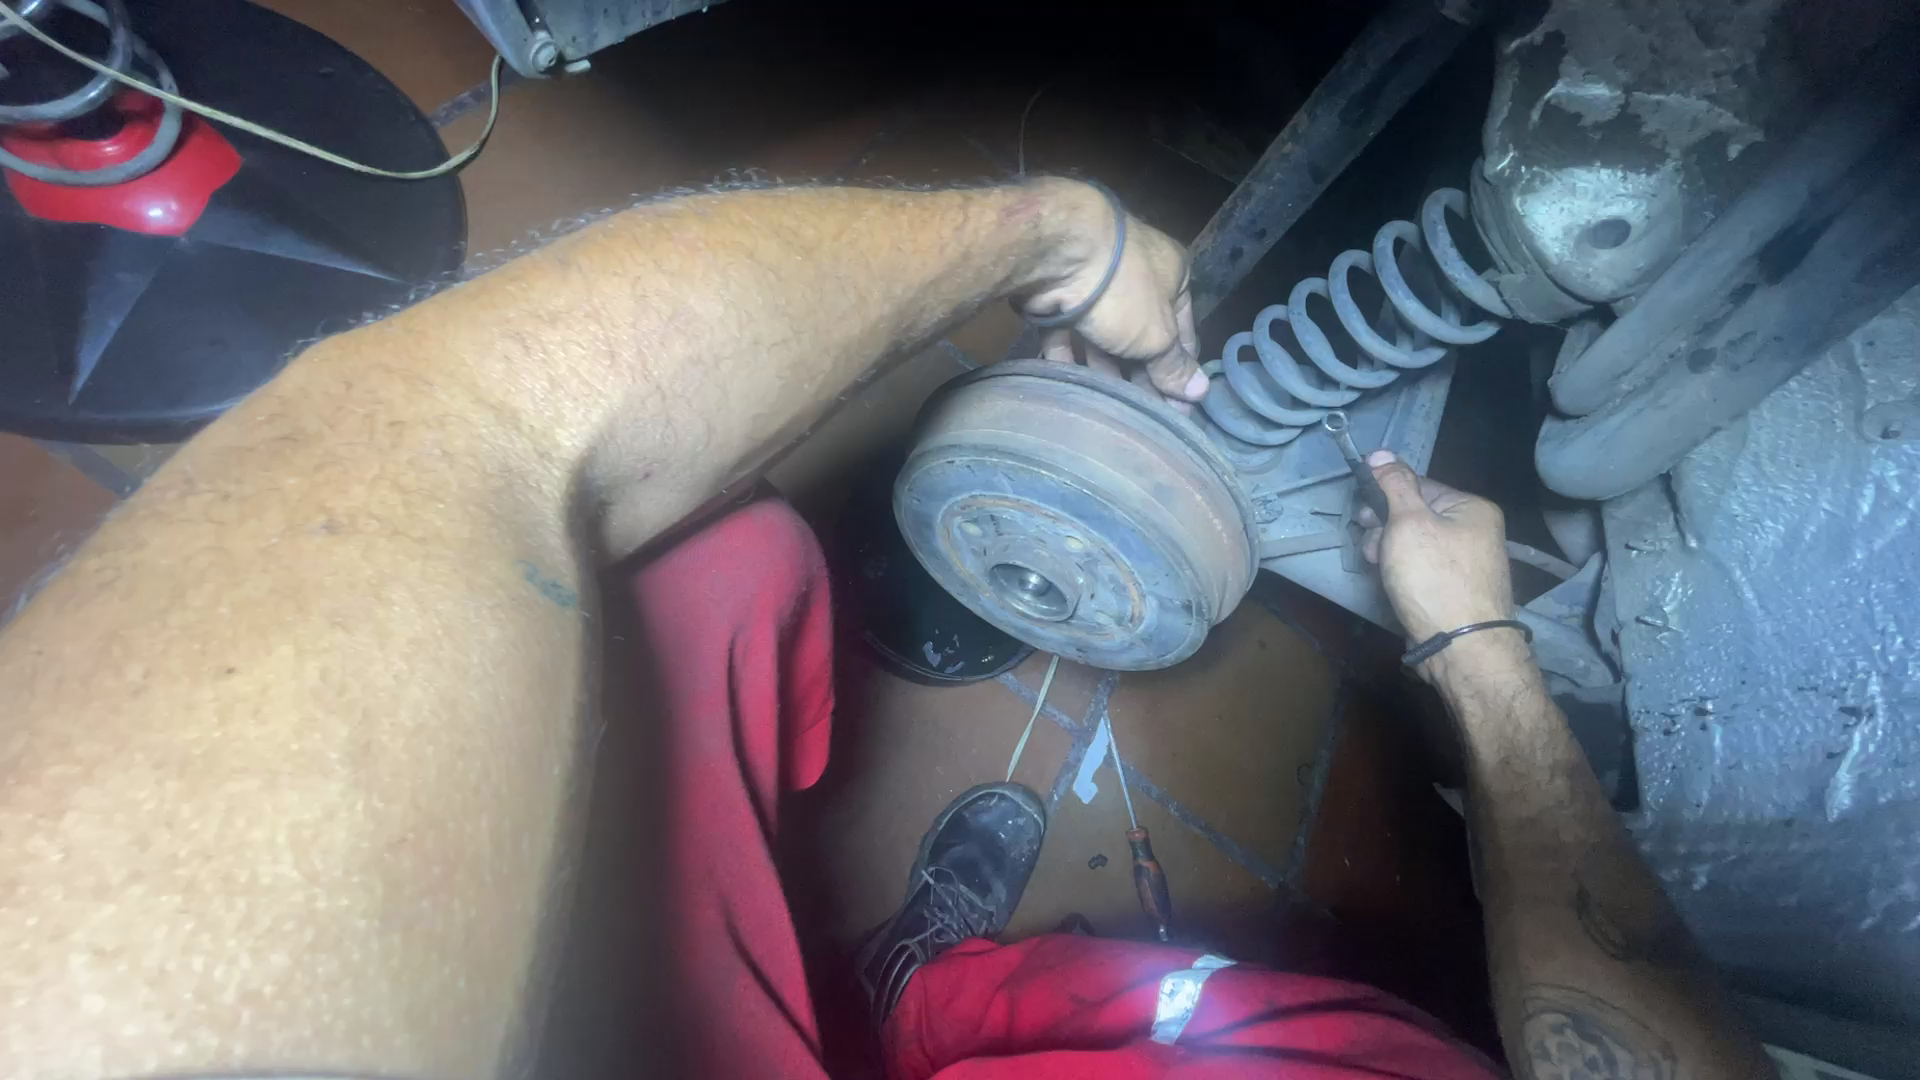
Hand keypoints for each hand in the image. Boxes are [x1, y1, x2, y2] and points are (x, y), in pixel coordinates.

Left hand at [1018, 183, 1205, 405]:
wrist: (1056, 255)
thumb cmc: (1122, 292)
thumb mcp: (1156, 334)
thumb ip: (1174, 365)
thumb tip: (1199, 392)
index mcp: (1172, 276)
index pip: (1183, 332)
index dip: (1180, 372)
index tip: (1177, 411)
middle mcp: (1133, 277)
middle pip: (1141, 338)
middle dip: (1141, 376)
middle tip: (1142, 416)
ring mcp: (1092, 286)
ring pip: (1102, 337)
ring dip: (1105, 372)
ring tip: (1110, 408)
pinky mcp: (1055, 297)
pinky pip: (1066, 334)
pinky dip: (1068, 358)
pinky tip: (1071, 387)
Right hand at [1355, 450, 1512, 642]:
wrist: (1459, 642)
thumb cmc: (1432, 576)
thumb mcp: (1408, 522)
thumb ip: (1393, 485)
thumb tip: (1379, 452)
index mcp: (1470, 507)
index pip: (1416, 485)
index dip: (1384, 498)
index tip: (1364, 516)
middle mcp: (1473, 529)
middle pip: (1411, 513)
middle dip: (1383, 528)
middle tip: (1374, 547)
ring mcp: (1463, 559)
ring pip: (1409, 541)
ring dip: (1386, 550)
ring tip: (1380, 568)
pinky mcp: (1450, 584)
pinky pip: (1417, 564)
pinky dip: (1398, 569)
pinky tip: (1390, 580)